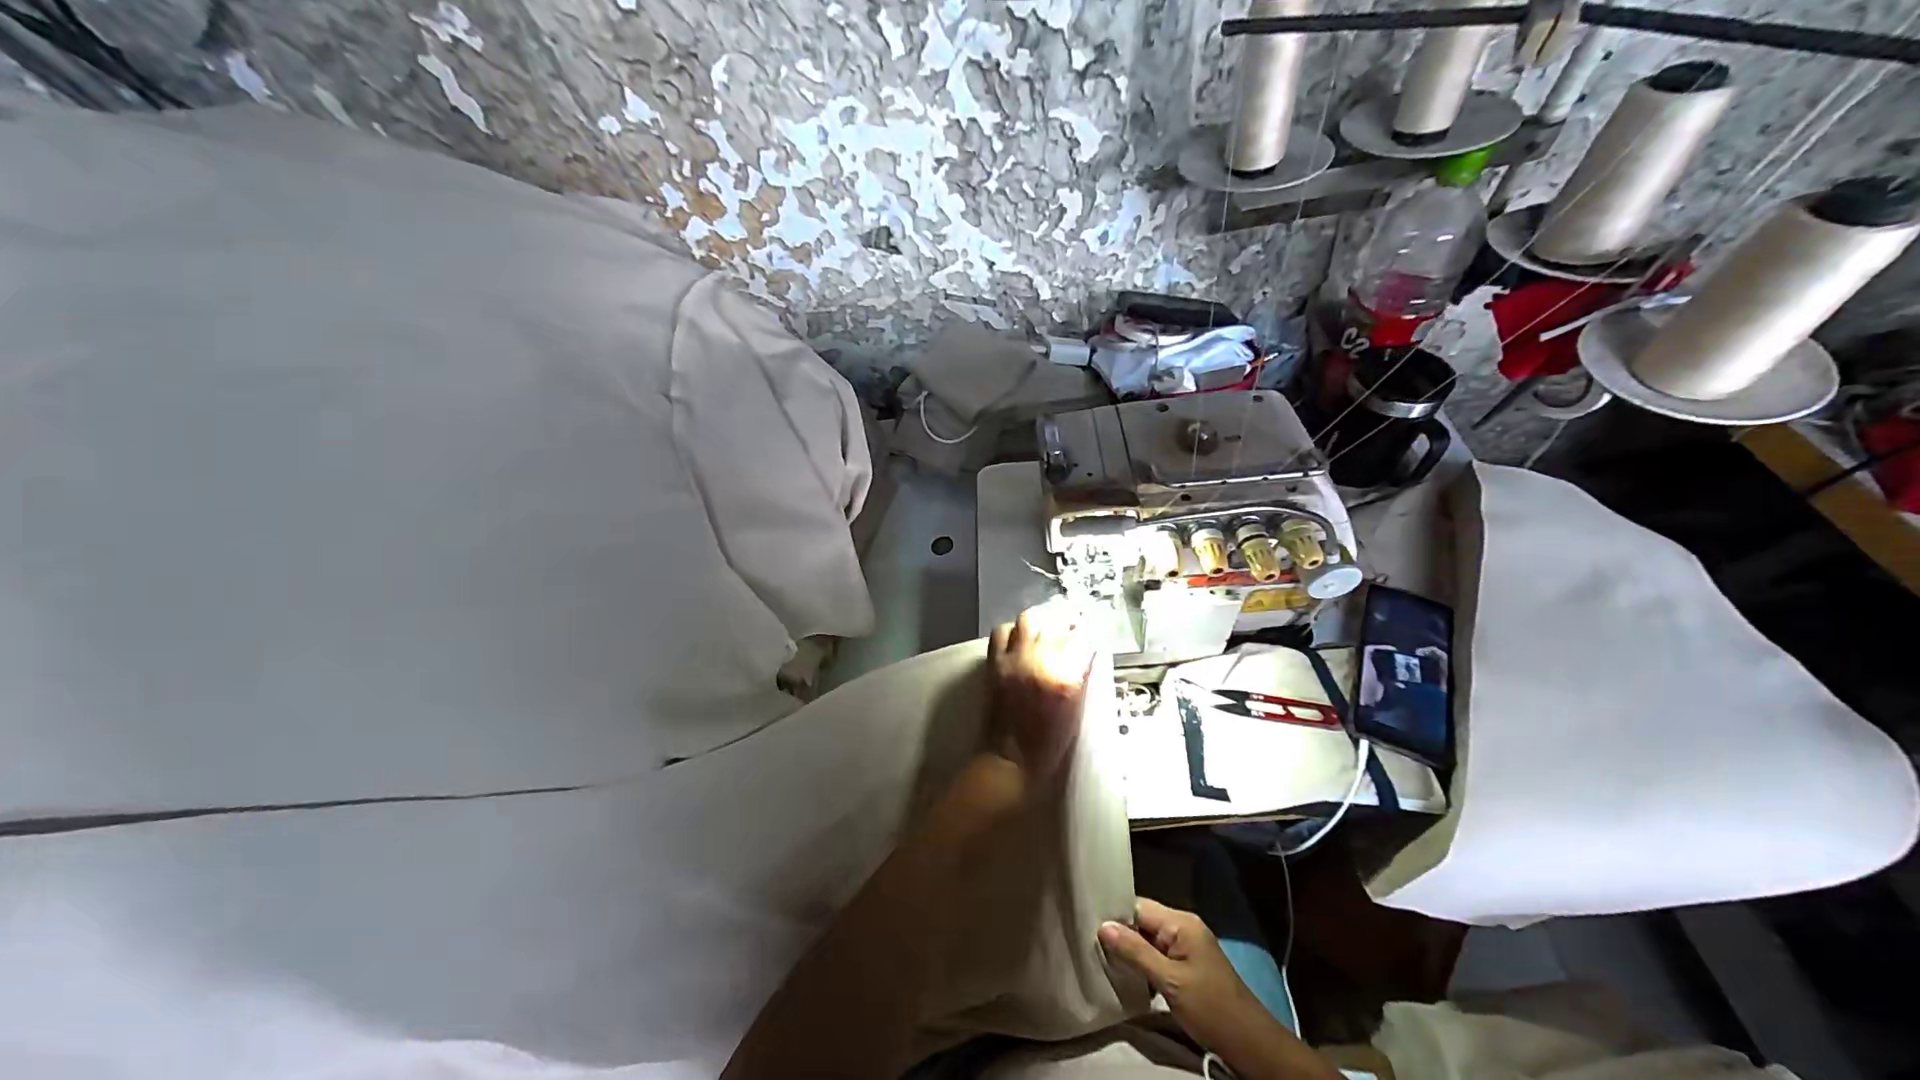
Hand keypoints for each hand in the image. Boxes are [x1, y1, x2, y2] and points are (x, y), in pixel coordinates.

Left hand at [987, 606, 1092, 782]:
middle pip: (1053, 623)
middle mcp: (1039, 662)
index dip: (1084, 633)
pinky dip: (1010, 632)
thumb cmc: (1048, 743)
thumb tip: (1088, 655)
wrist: (1010, 758)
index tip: (1085, 633)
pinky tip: (1017, 642)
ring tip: (1040, 631)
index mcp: (1064, 678)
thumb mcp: (1076, 711)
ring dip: (1035, 623)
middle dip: (1061, 621)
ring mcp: (1014, 660)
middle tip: (1066, 627)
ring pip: (1026, 621)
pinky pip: (1001, 633)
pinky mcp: (995, 664)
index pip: (1080, 639)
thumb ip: (1082, 679)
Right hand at [1098, 898, 1275, 1061]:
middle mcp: (1183, 927)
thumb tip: (1103, 926)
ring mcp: (1186, 945)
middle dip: (1119, 932)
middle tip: (1091, 944)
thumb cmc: (1211, 1008)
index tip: (1088, 924)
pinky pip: (1156, 953)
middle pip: (1142, 920)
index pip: (1138, 906)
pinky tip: (1125, 973)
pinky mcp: (1186, 964)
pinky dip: (1142, 962)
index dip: (1114, 915)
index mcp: (1181, 922)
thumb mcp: (1170, 981)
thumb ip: (1136, 952)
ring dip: (1129, 950)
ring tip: (1102, 958)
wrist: (1250, 1042)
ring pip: (1147, 938)